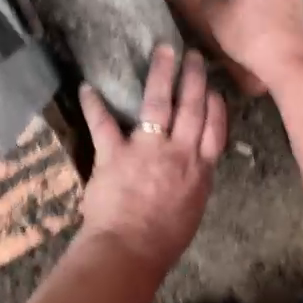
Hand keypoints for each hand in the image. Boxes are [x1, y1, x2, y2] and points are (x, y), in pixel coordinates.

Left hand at [78, 45, 227, 265]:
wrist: (131, 252)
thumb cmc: (164, 240)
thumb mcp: (193, 208)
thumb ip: (194, 180)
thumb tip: (192, 165)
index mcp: (200, 169)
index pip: (214, 128)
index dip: (215, 104)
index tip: (213, 88)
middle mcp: (178, 152)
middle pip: (191, 107)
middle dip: (193, 77)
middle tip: (193, 55)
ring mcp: (146, 150)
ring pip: (157, 103)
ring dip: (161, 73)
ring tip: (163, 51)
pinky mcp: (114, 154)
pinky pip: (103, 123)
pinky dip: (93, 104)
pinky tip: (87, 86)